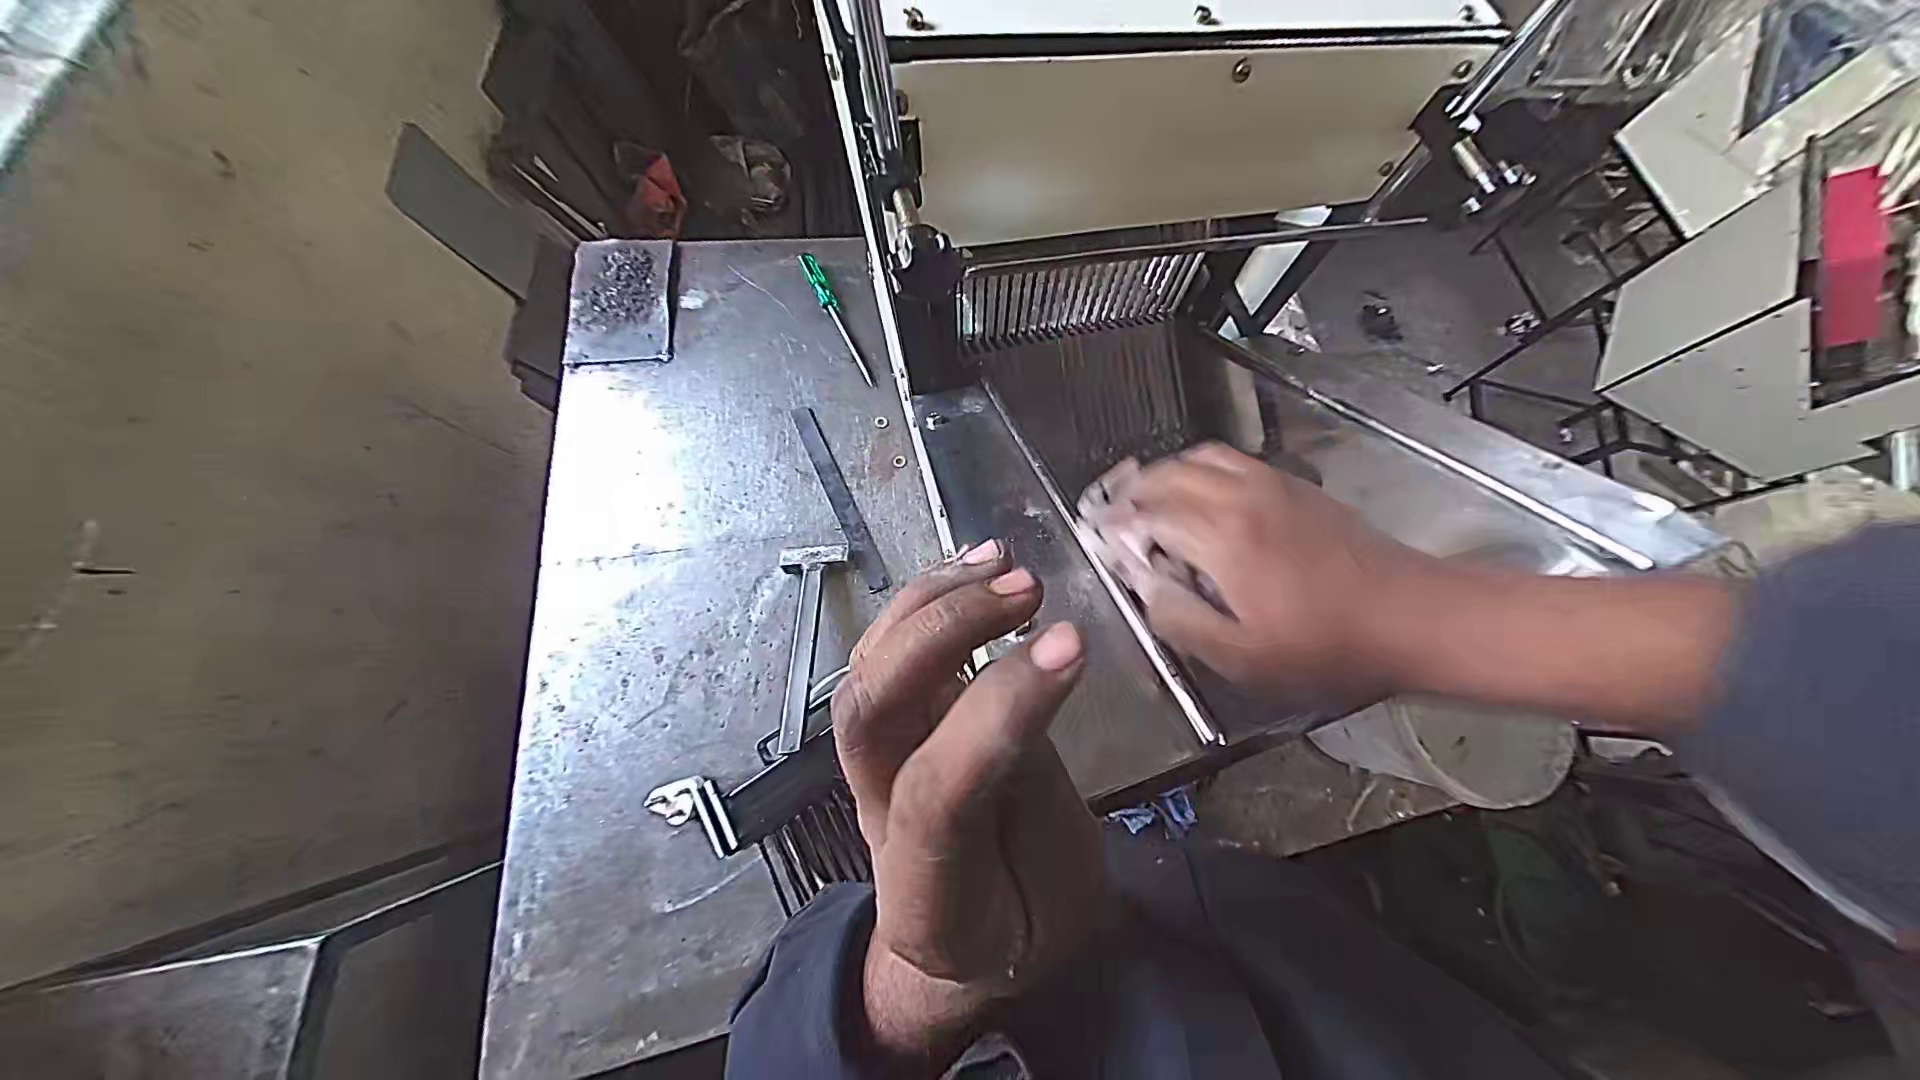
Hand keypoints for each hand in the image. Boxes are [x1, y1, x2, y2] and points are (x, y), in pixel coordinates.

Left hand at [831, 540, 1103, 1067]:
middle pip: (873, 708)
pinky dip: (926, 599)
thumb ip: (1035, 793)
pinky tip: (973, 564)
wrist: (956, 942)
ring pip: (869, 666)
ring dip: (933, 602)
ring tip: (1002, 562)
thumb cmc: (1017, 919)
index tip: (1070, 645)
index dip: (998, 710)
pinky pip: (886, 649)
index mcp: (926, 888)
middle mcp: (877, 811)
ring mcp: (871, 759)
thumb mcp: (1056, 894)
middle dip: (945, 634)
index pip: (937, 788)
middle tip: (1027, 593)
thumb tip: (1027, 681)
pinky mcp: (888, 719)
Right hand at [1083, 443, 1438, 699]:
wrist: (1415, 616)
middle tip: (1112, 515)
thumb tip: (1144, 589)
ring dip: (1162, 474)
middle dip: (1130, 492)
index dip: (1116, 525)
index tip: (1097, 537)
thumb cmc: (1326, 645)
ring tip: (1146, 499)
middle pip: (1166, 474)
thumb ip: (1181, 620)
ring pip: (1197, 458)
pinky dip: (1196, 468)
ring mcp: (1270, 483)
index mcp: (1223, 537)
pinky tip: (1196, 494)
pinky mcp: (1292, 484)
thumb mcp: (1242, 656)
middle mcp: (1241, 496)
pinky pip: (1229, 459)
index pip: (1148, 514)